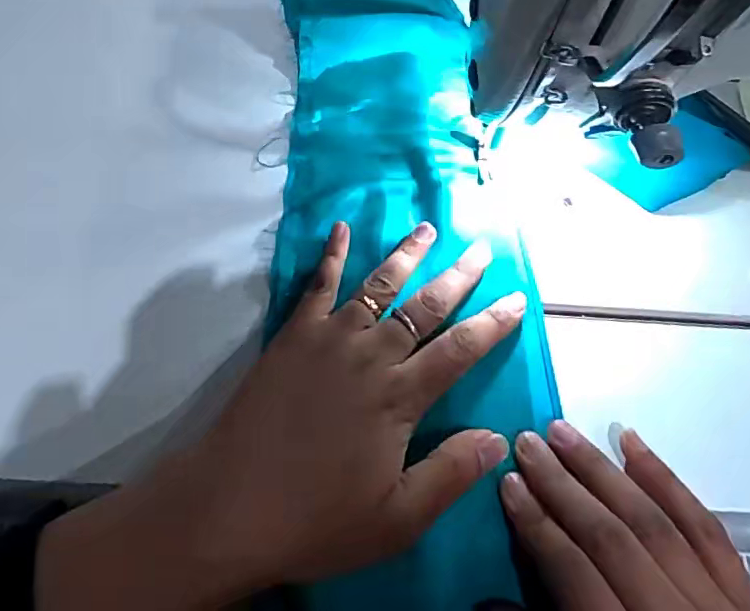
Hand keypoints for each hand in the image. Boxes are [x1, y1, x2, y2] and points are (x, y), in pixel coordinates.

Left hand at [36, 221, 527, 609]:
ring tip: (428, 228)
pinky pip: (317, 285)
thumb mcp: (395, 520)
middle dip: (459, 275)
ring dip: (406, 254)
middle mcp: (371, 355)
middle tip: (483, 247)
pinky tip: (340, 228)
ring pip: (378, 285)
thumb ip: (449, 475)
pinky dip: (330, 254)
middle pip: (425, 306)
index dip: (493, 323)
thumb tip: (500, 439)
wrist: (231, 506)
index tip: (518, 298)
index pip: (460, 350)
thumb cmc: (317, 518)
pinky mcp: (294, 335)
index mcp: (400, 397)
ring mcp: (330, 338)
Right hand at [501, 420, 749, 610]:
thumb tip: (488, 600)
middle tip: (526, 440)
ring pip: (654, 521)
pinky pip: (705, 527)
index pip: (577, 576)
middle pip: (613, 538)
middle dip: (563, 486)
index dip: (538, 526)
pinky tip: (632, 441)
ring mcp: (721, 608)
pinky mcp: (747, 598)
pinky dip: (667, 481)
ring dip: (604, 470)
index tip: (508, 481)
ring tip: (563, 431)